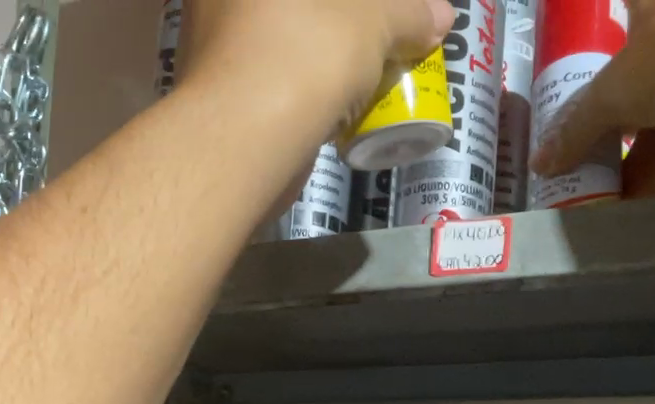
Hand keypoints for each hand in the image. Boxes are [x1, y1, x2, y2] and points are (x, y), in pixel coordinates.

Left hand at [181, 0, 454, 132]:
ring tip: (363, 79)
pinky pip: (271, 78)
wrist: (244, 140)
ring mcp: (212, 41)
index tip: (394, 19)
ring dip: (324, 57)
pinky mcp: (215, 90)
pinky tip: (330, 109)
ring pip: (284, 40)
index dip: (369, 8)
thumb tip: (441, 17)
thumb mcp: (374, 22)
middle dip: (345, 24)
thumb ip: (409, 13)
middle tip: (383, 44)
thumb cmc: (306, 53)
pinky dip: (302, 89)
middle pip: (305, 11)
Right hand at [532, 0, 654, 198]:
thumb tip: (540, 165)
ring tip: (592, 200)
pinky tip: (626, 211)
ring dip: (627, 166)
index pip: (626, 12)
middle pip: (638, 87)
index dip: (607, 36)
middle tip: (574, 162)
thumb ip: (575, 129)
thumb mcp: (610, 90)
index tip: (581, 69)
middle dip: (607, 129)